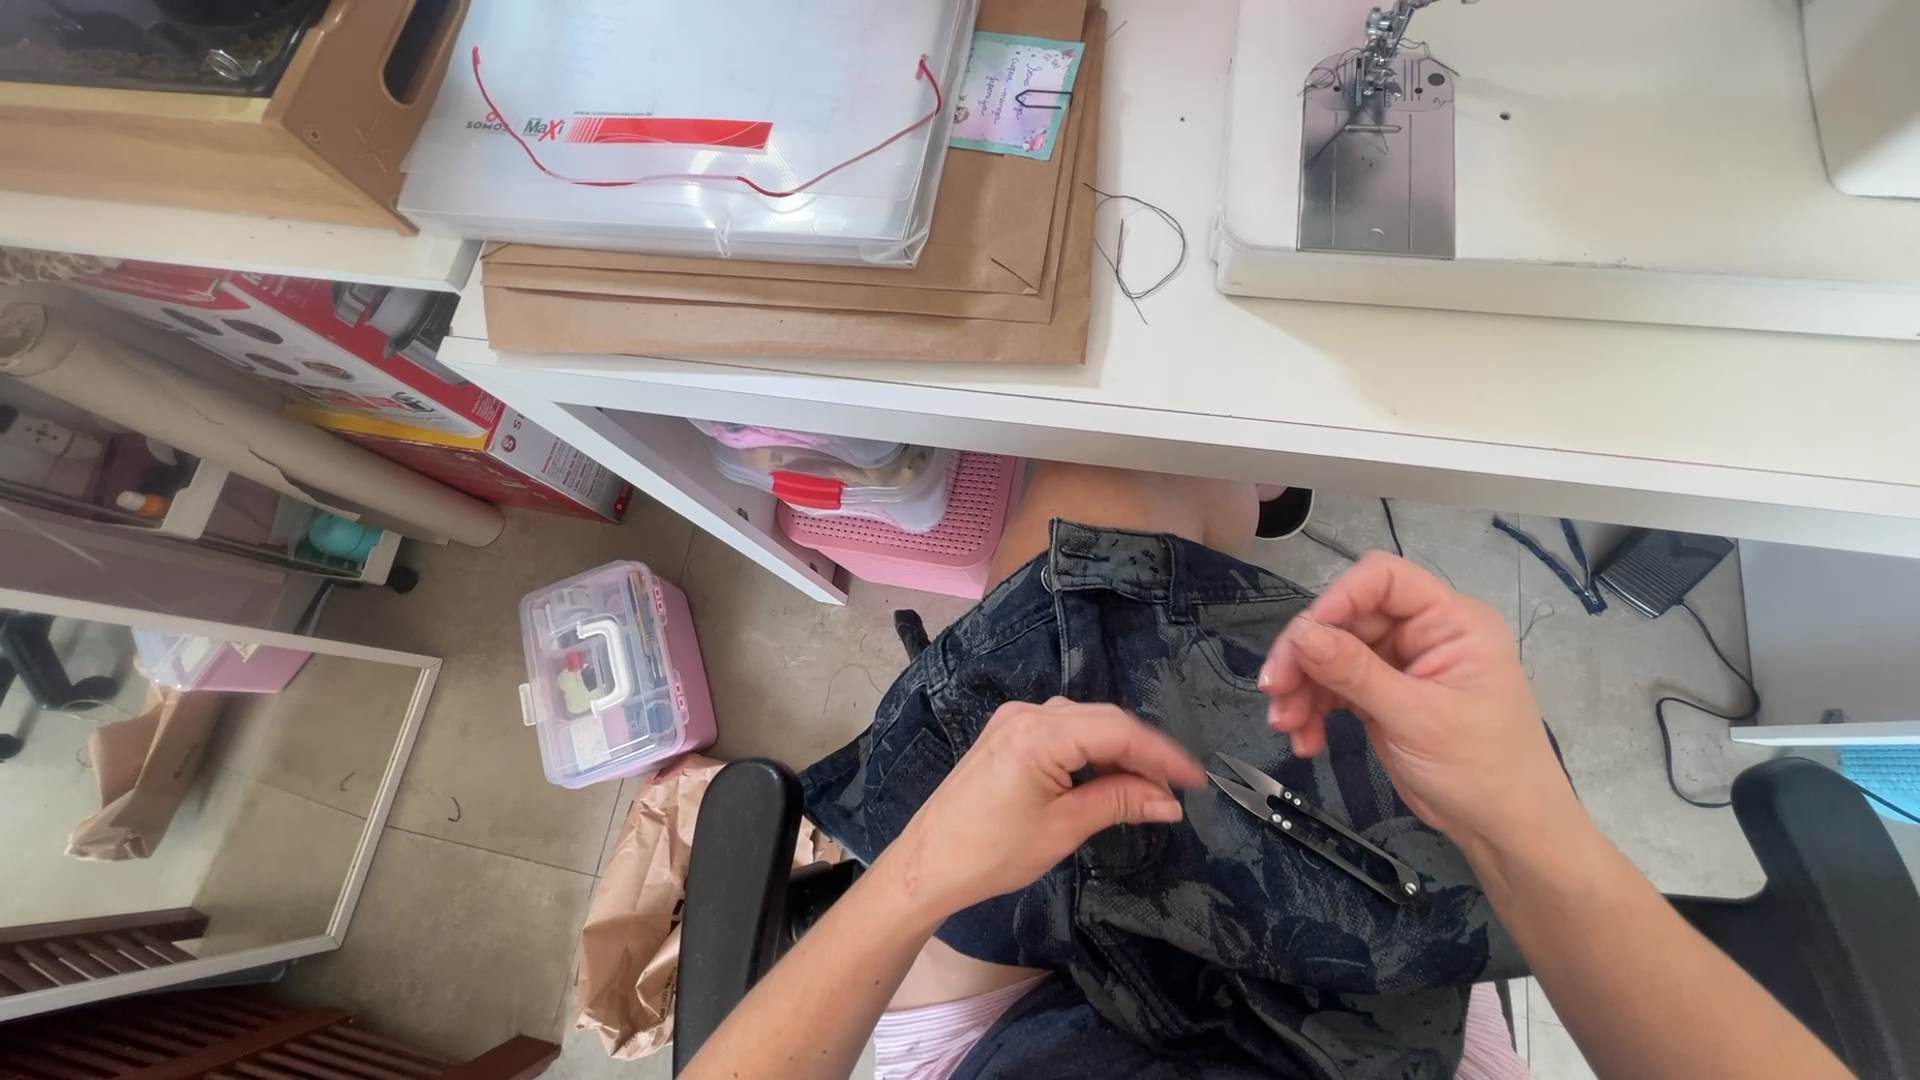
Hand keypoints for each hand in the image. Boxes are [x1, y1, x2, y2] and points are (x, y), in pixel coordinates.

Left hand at [875, 698, 1204, 921]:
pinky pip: (1061, 728)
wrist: (930, 862)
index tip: (1196, 780)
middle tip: (1177, 787)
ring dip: (1118, 748)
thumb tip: (1169, 802)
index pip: (1117, 731)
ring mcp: (1013, 718)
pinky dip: (1090, 748)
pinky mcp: (1006, 731)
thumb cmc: (994, 852)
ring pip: (1084, 721)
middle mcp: (1026, 713)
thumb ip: (1119, 803)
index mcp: (1039, 733)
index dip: (1161, 754)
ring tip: (1149, 785)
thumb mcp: (1064, 828)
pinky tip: (1107, 773)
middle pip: (1102, 720)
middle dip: (1143, 751)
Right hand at [1257, 553, 1577, 856]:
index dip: (1339, 598)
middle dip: (1305, 656)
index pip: (1383, 580)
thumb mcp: (1417, 718)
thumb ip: (1355, 672)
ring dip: (1300, 688)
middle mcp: (1420, 634)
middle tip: (1274, 690)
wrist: (1504, 834)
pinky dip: (1310, 710)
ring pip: (1327, 655)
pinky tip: (1304, 740)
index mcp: (1449, 622)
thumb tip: (1298, 634)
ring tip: (1285, 725)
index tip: (1303, 638)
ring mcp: (1396, 665)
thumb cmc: (1482, 770)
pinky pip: (1330, 687)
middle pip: (1343, 620)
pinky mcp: (1378, 695)